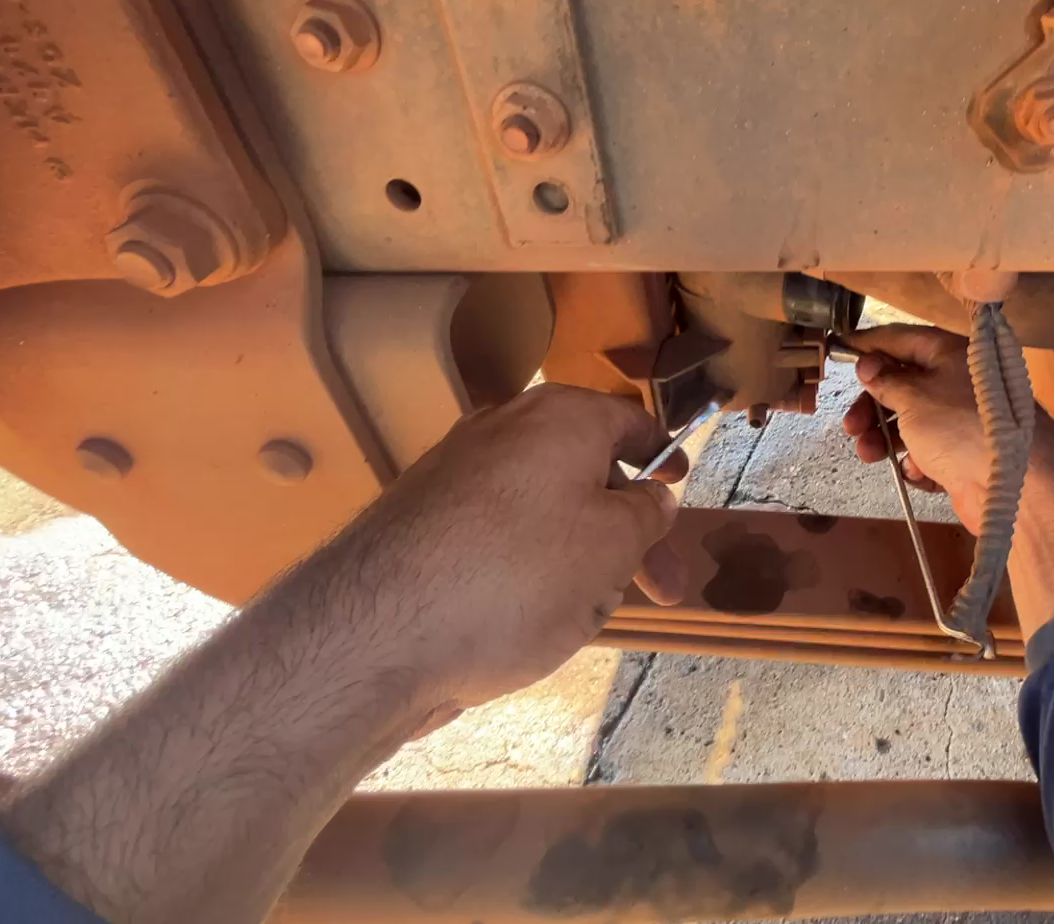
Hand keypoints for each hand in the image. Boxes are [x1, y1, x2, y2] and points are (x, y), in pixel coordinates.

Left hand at [323, 384, 688, 707]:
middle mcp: (506, 429)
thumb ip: (647, 513)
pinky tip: (532, 615)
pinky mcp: (424, 519)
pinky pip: (501, 532)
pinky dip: (532, 563)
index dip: (664, 457)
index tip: (679, 486)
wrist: (373, 634)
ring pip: (546, 509)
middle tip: (664, 589)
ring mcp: (458, 472)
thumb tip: (652, 495)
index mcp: (562, 418)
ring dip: (584, 553)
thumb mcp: (615, 544)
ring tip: (592, 614)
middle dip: (632, 534)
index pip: (632, 423)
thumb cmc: (521, 575)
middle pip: (590, 474)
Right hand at [841, 325, 1006, 532]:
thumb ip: (886, 380)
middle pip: (901, 385)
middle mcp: (956, 382)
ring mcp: (961, 420)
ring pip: (911, 422)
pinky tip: (917, 471)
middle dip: (872, 406)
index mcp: (949, 354)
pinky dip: (917, 461)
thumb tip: (868, 364)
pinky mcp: (964, 455)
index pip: (900, 339)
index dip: (868, 345)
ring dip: (885, 437)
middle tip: (850, 426)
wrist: (1014, 485)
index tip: (839, 351)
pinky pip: (928, 451)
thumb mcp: (914, 397)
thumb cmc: (960, 428)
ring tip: (869, 454)